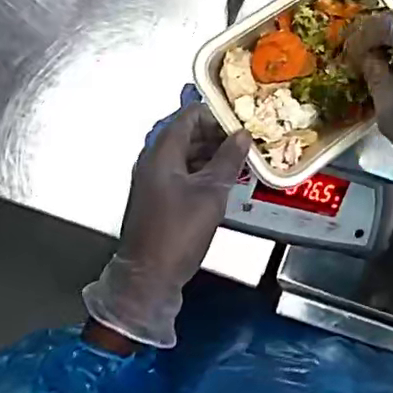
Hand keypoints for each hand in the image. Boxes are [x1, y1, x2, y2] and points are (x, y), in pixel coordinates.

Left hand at [81, 98, 248, 348]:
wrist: (147, 278)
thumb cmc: (177, 233)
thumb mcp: (211, 193)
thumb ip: (228, 159)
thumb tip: (241, 135)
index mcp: (161, 152)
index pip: (189, 115)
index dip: (217, 114)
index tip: (241, 120)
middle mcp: (153, 160)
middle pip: (187, 133)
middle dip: (217, 134)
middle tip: (245, 141)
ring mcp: (152, 179)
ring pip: (185, 153)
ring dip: (212, 154)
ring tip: (240, 160)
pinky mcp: (157, 198)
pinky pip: (182, 172)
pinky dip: (202, 171)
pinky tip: (224, 180)